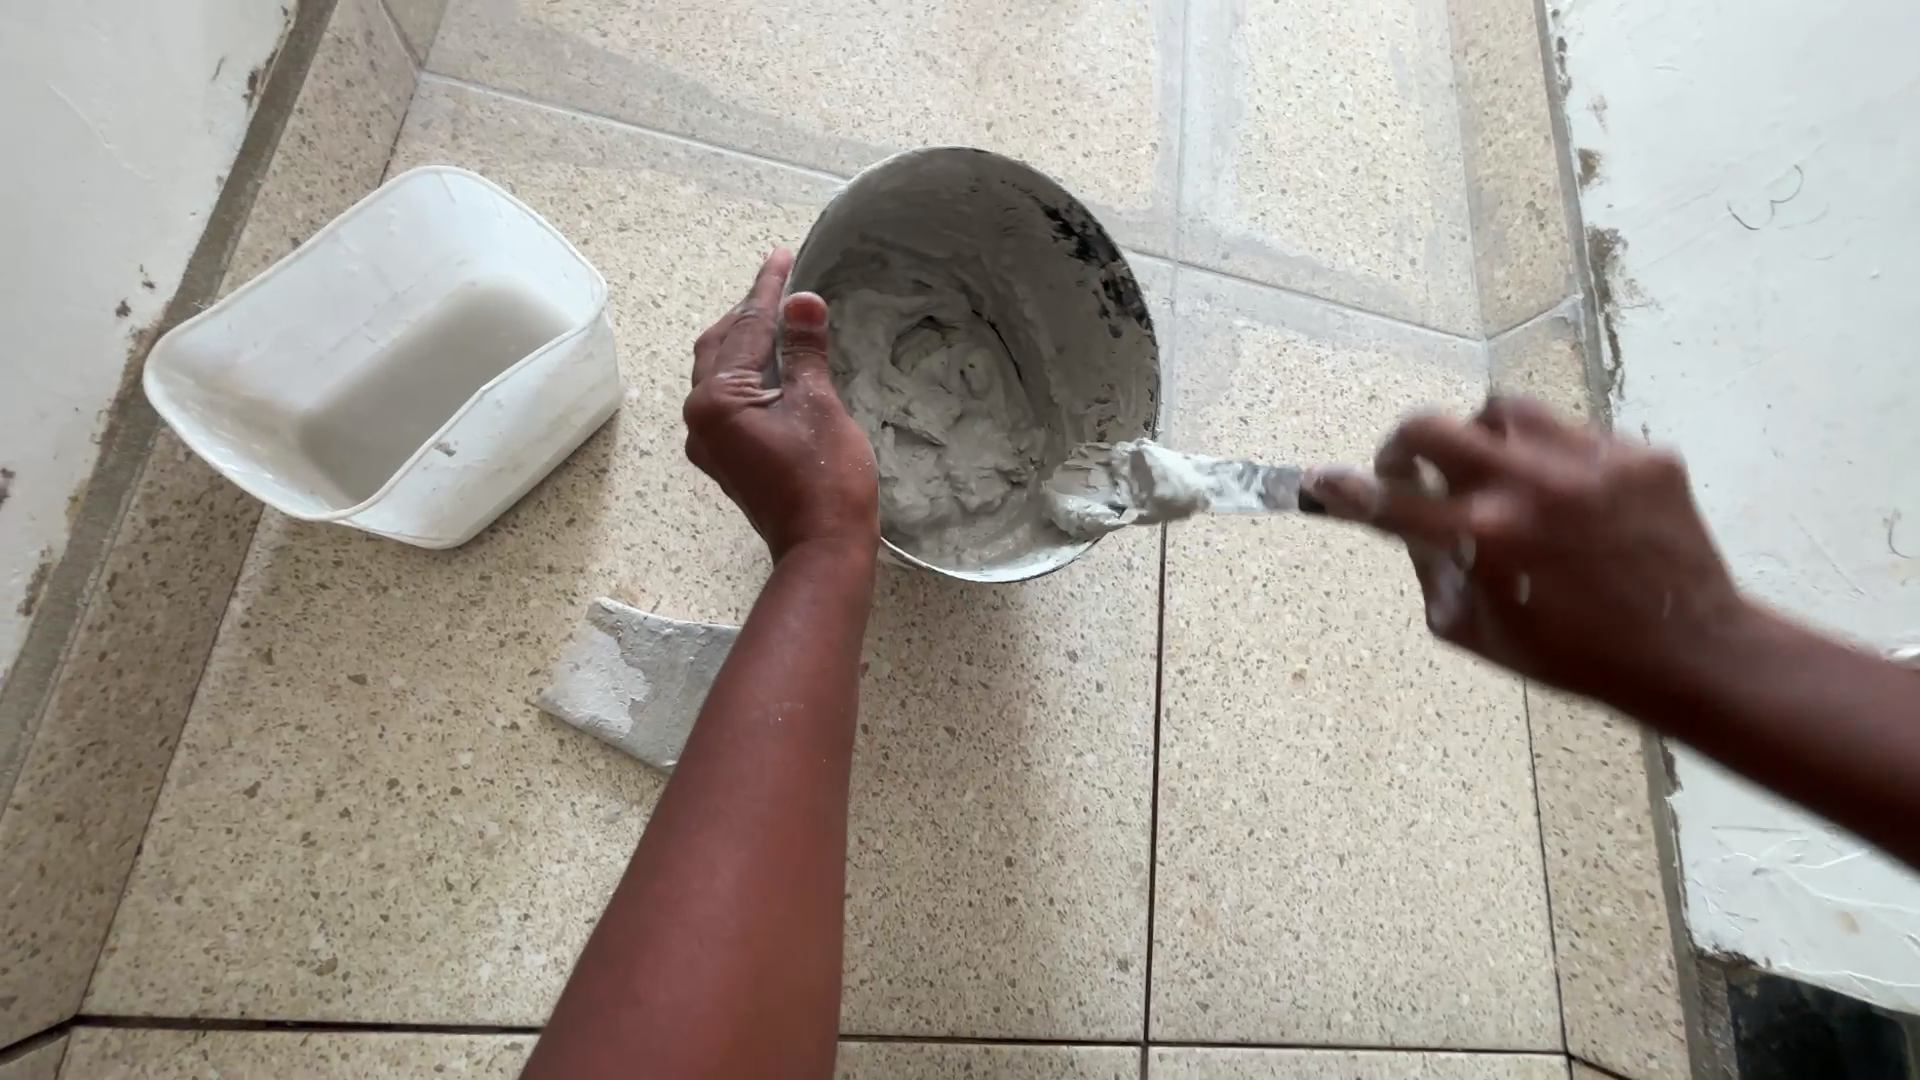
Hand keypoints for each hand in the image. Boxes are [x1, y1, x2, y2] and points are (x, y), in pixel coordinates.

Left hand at [684, 250, 878, 561]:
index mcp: (716, 400)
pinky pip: (730, 400)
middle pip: (722, 347)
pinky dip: (749, 374)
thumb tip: (803, 300)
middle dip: (750, 312)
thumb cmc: (825, 479)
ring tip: (778, 317)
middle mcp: (700, 418)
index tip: (783, 256)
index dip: (769, 290)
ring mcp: (711, 442)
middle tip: (782, 282)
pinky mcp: (728, 458)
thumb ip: (805, 350)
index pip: (746, 329)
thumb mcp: (819, 405)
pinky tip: (773, 366)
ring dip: (747, 342)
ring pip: (722, 374)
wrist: (823, 548)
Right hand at [1301, 396, 1745, 702]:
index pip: (1387, 502)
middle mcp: (1529, 487)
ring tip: (1492, 471)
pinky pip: (1568, 434)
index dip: (1343, 489)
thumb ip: (1427, 567)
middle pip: (1434, 427)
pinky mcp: (1640, 457)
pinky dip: (1546, 459)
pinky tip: (1564, 496)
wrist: (1691, 651)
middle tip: (1409, 464)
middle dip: (1403, 442)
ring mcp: (1589, 464)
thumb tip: (1408, 524)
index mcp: (1482, 537)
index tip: (1320, 479)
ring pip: (1502, 411)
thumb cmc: (1564, 651)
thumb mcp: (1466, 626)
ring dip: (1479, 438)